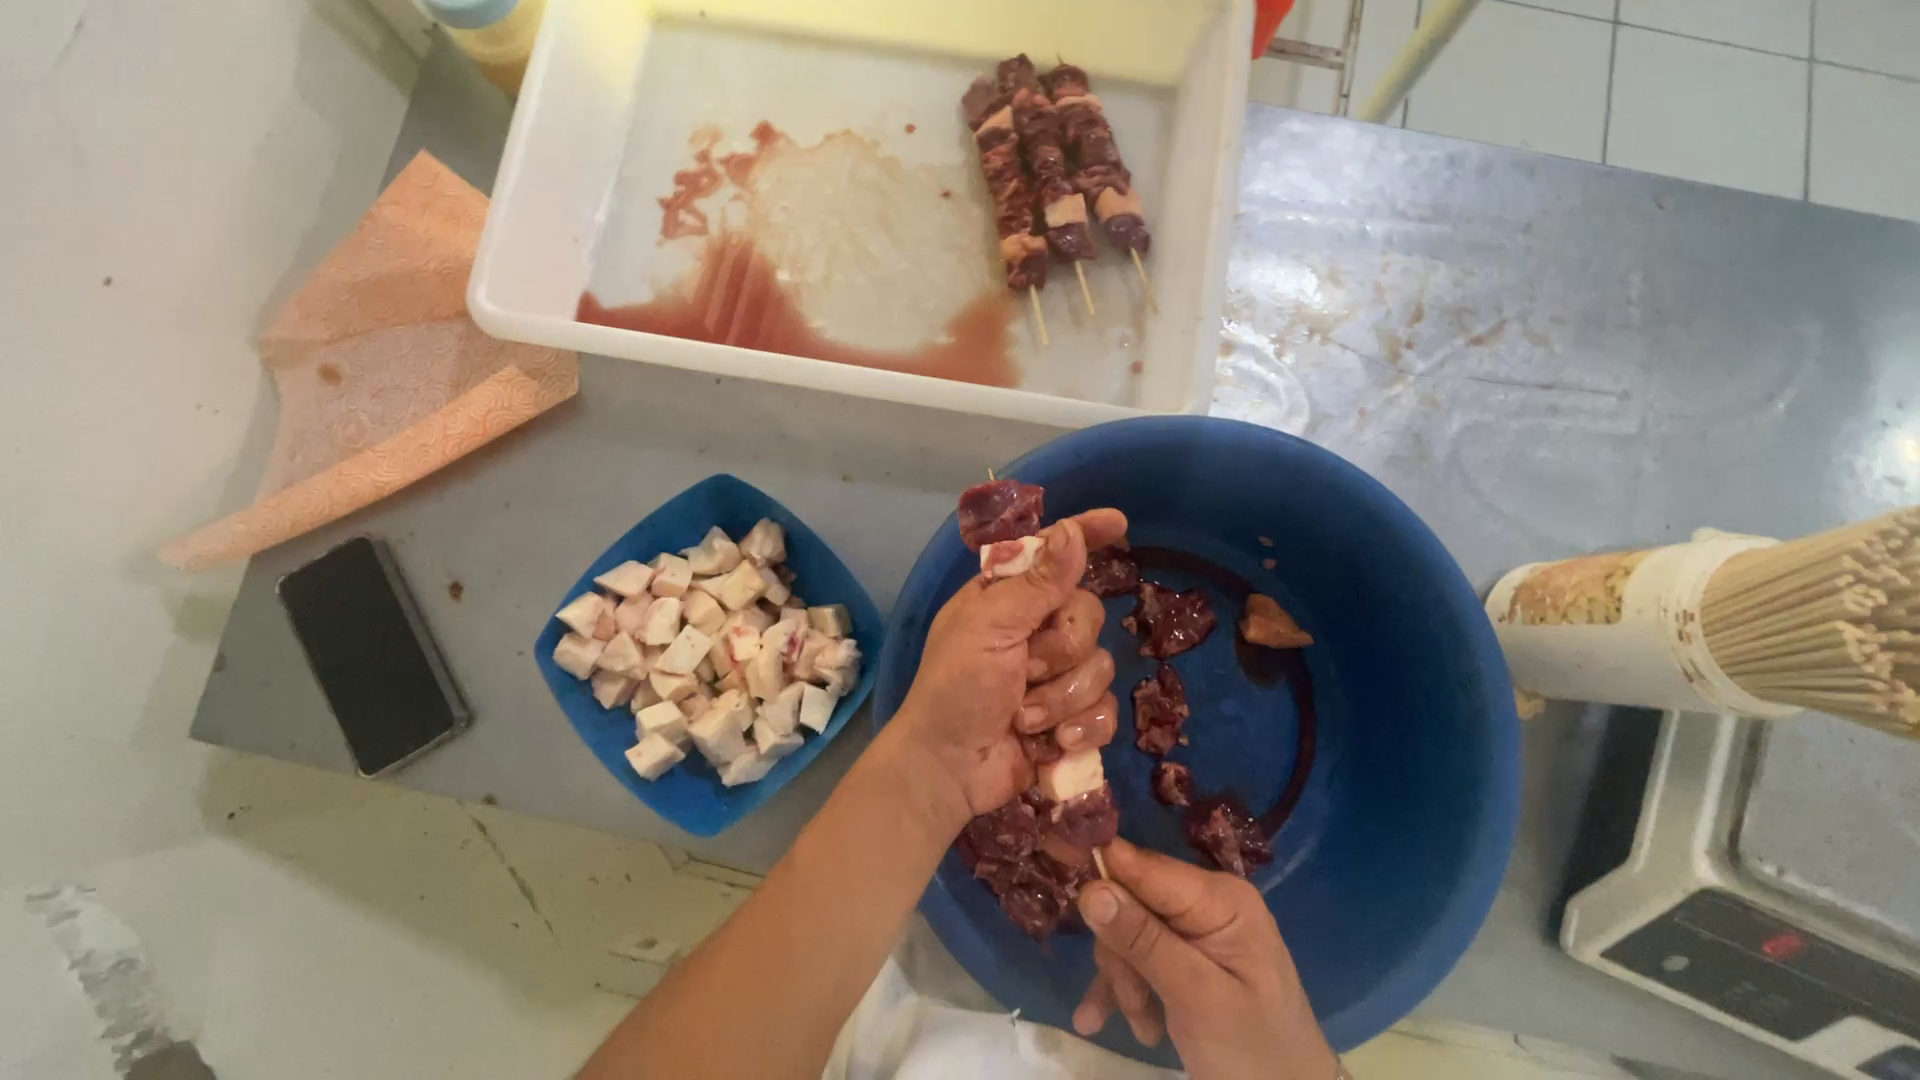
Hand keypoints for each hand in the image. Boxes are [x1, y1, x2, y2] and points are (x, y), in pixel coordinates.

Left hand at [893, 509, 1127, 816]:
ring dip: (1063, 699)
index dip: (1086, 535)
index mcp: (1009, 598)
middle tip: (1023, 671)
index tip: (1119, 521)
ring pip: (1101, 667)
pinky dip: (1080, 729)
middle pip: (1089, 617)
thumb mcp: (989, 628)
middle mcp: (1036, 629)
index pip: (1055, 554)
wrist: (950, 768)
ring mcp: (1057, 675)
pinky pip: (1106, 710)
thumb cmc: (955, 688)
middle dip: (1060, 652)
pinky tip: (1052, 744)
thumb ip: (1037, 583)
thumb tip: (1071, 531)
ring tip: (1024, 718)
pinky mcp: (1072, 717)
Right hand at [1073, 839, 1338, 1079]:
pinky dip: (1124, 991)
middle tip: (1130, 1001)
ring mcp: (1196, 933)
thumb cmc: (1254, 1052)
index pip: (1142, 864)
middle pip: (1129, 903)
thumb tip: (1090, 887)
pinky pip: (1138, 960)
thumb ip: (1143, 939)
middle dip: (1120, 953)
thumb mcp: (1196, 996)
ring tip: (1142, 1026)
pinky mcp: (1186, 961)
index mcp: (1218, 897)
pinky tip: (1100, 1021)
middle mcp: (1205, 903)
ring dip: (1124, 981)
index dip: (1098, 869)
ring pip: (1127, 934)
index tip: (1054, 871)